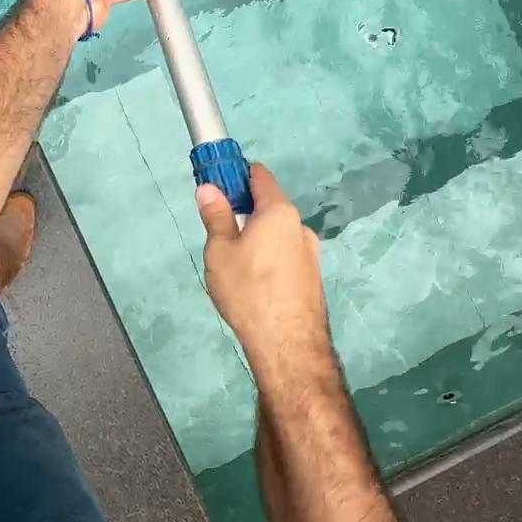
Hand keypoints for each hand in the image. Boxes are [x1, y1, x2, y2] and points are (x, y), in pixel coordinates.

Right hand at [197, 164, 333, 384]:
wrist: (288, 347)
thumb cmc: (248, 290)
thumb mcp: (220, 250)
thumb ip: (216, 216)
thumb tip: (209, 188)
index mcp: (279, 212)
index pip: (260, 175)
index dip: (236, 174)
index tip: (217, 186)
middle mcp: (300, 226)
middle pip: (269, 205)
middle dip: (244, 211)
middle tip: (219, 233)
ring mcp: (311, 254)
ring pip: (277, 233)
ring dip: (257, 238)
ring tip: (234, 265)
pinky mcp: (312, 279)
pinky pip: (286, 255)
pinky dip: (269, 258)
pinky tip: (254, 284)